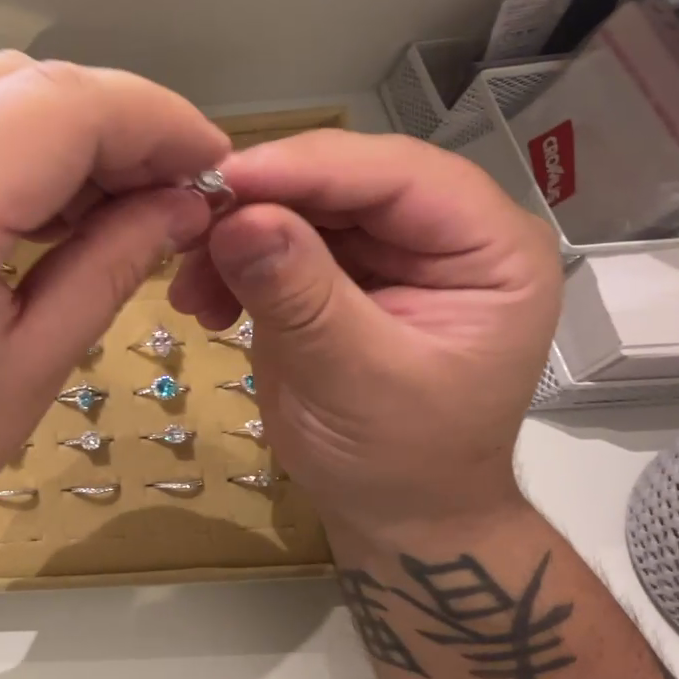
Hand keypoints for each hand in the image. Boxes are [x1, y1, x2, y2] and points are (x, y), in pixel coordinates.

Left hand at [0, 53, 229, 608]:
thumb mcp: (28, 369)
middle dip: (103, 121)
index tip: (204, 167)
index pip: (60, 107)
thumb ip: (110, 263)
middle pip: (13, 82)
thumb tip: (178, 204)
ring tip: (95, 203)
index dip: (153, 121)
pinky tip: (20, 204)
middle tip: (156, 191)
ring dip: (44, 128)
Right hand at [170, 132, 561, 538]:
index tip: (223, 179)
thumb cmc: (397, 457)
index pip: (400, 176)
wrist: (390, 510)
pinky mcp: (336, 272)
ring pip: (296, 205)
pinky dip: (229, 264)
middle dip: (260, 203)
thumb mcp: (351, 378)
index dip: (310, 168)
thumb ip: (299, 295)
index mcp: (489, 249)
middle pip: (342, 180)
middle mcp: (441, 232)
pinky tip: (202, 305)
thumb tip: (235, 219)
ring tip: (189, 288)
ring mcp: (385, 251)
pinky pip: (273, 242)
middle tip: (188, 230)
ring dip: (233, 237)